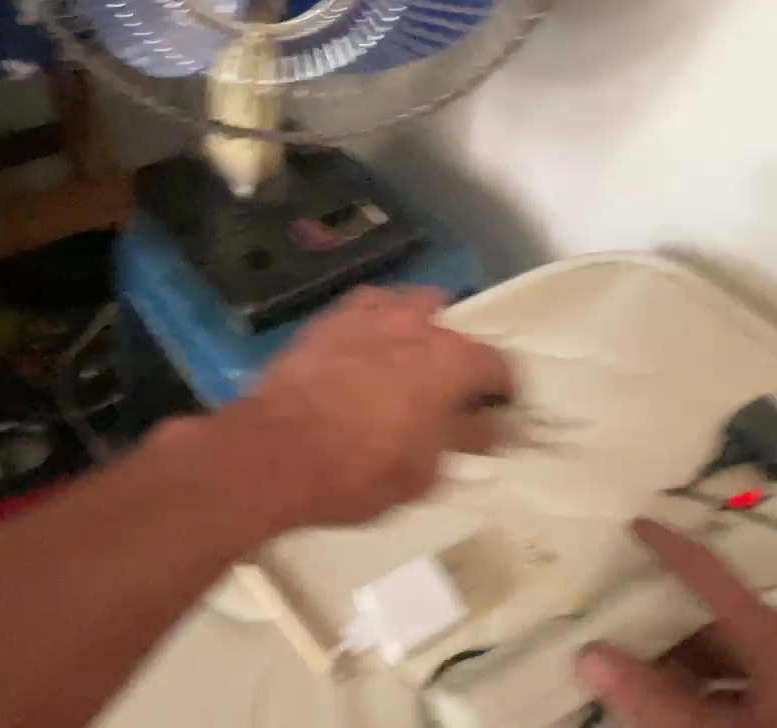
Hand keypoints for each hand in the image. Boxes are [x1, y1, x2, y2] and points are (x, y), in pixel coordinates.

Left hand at [216, 286, 513, 529]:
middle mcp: (414, 324)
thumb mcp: (424, 472)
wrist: (275, 451)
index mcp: (449, 360)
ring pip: (407, 304)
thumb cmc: (358, 471)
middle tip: (446, 390)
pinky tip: (365, 347)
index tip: (496, 414)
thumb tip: (487, 424)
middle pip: (453, 327)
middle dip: (456, 355)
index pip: (498, 365)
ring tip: (406, 359)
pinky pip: (364, 309)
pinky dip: (375, 324)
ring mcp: (367, 315)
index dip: (502, 392)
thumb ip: (460, 439)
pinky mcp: (327, 319)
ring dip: (418, 327)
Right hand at [576, 519, 776, 727]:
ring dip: (687, 661)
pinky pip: (750, 685)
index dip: (668, 544)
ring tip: (643, 674)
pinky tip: (686, 709)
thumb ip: (651, 694)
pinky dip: (712, 688)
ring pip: (732, 655)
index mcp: (770, 632)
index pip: (707, 568)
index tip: (634, 520)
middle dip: (665, 618)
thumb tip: (586, 652)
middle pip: (715, 615)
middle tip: (617, 618)